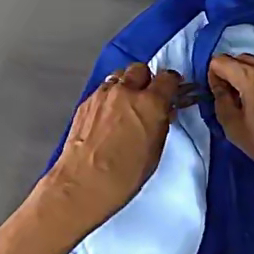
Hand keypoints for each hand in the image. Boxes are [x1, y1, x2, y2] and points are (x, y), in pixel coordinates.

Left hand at [38, 63, 181, 235]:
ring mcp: (103, 95)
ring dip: (126, 85)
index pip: (168, 77)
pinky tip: (108, 114)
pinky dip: (110, 96)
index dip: (172, 83)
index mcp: (151, 102)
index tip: (172, 91)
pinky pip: (103, 90)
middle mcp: (127, 91)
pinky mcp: (85, 103)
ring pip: (119, 76)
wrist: (82, 184)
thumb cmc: (125, 173)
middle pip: (140, 69)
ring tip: (126, 103)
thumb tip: (163, 111)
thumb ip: (161, 122)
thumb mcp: (156, 148)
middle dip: (146, 79)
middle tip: (148, 96)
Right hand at [207, 54, 253, 189]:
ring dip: (244, 76)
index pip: (221, 61)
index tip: (216, 95)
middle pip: (239, 59)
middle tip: (228, 100)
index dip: (213, 75)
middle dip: (229, 74)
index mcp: (252, 75)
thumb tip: (218, 85)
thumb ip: (221, 101)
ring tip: (244, 104)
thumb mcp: (234, 128)